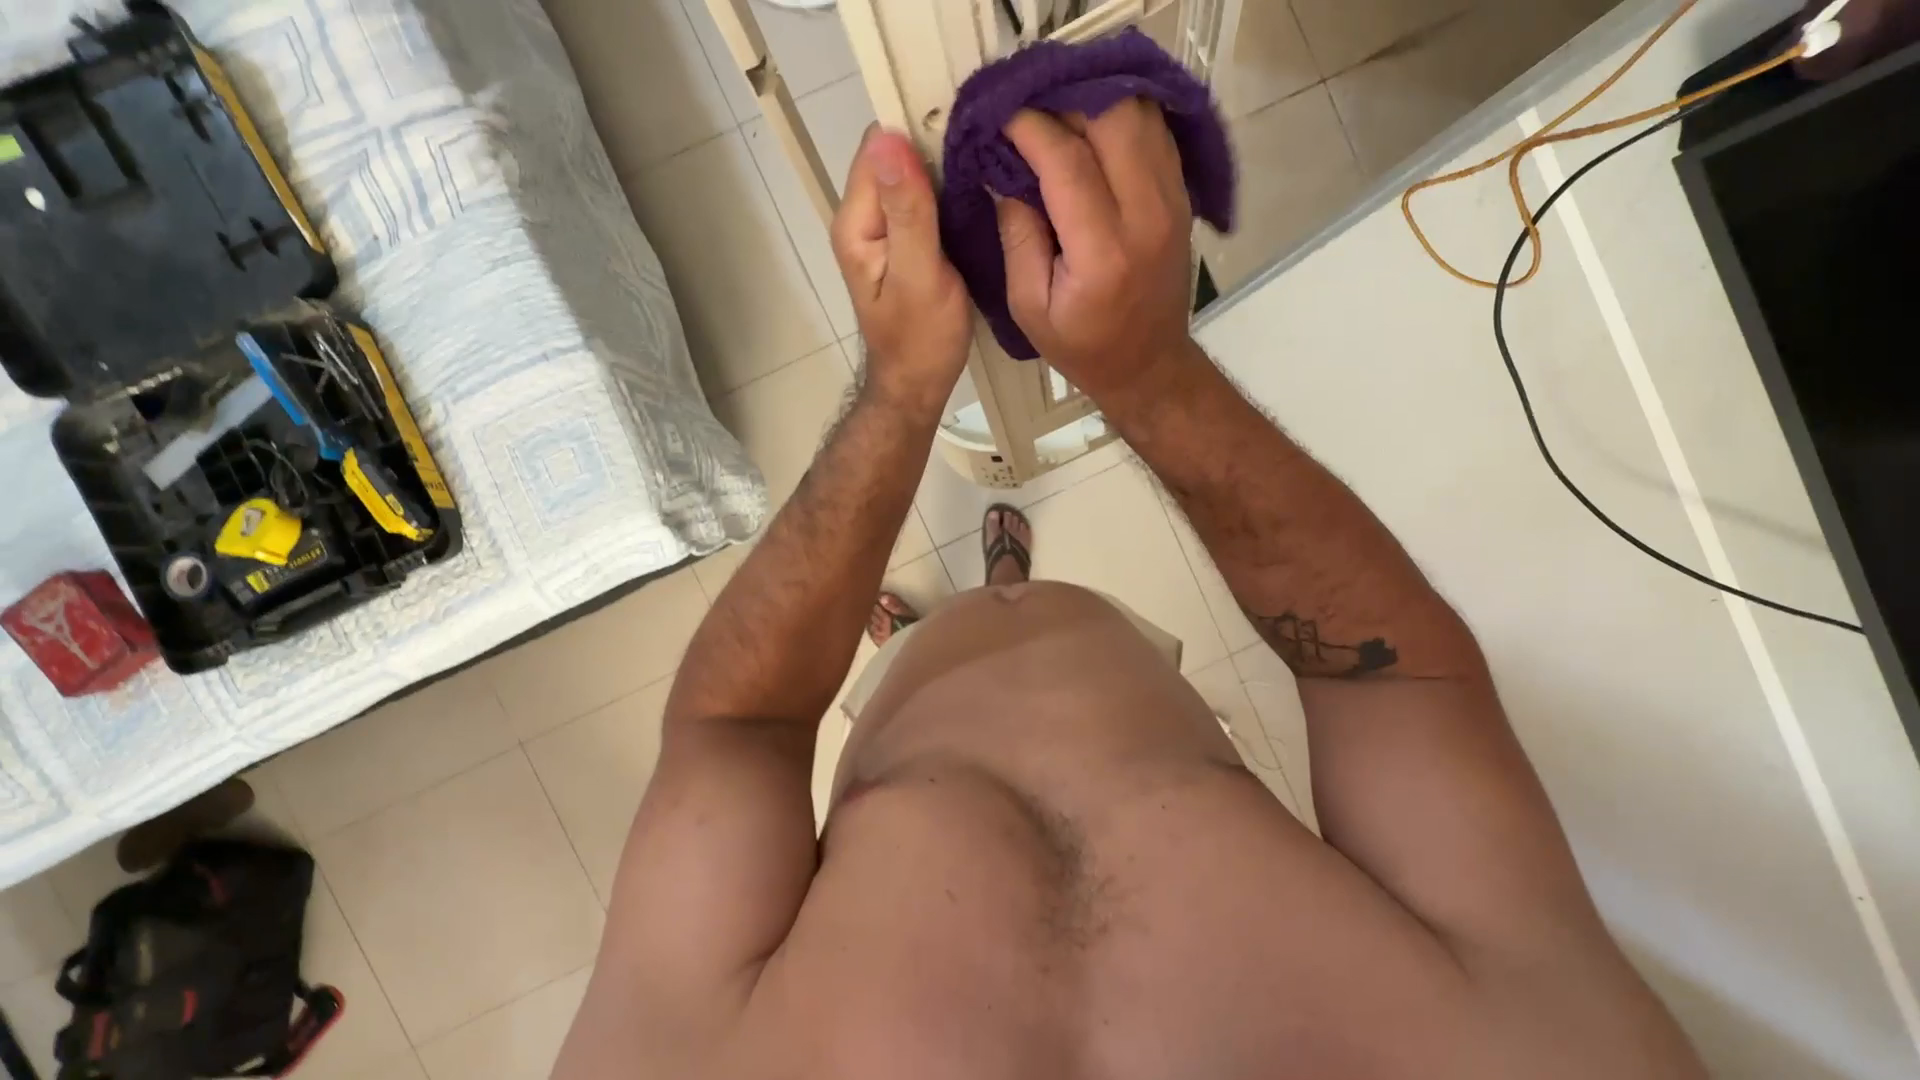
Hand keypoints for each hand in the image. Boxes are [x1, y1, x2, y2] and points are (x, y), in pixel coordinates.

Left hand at [832, 126, 972, 413]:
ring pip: (912, 176)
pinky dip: (948, 195)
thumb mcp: (919, 274)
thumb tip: (889, 139)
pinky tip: (976, 199)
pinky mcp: (904, 240)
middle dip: (936, 151)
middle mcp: (862, 218)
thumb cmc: (921, 339)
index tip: (967, 139)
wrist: (918, 385)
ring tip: (986, 174)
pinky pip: (924, 200)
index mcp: (856, 222)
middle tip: (986, 159)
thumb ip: (908, 210)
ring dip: (946, 171)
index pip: (880, 146)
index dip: (920, 134)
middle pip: (896, 156)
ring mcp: (883, 229)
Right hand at [997, 101, 1200, 404]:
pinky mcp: (1181, 197)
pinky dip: (1121, 116)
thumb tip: (1004, 171)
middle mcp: (1147, 217)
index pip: (1066, 161)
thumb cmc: (1082, 346)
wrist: (1147, 365)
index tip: (999, 116)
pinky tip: (1091, 128)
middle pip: (1112, 119)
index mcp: (1103, 253)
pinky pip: (1155, 131)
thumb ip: (1017, 235)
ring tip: (1057, 115)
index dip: (1028, 127)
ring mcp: (1172, 202)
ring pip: (1140, 114)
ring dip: (1095, 102)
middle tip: (1030, 112)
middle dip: (1064, 103)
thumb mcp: (1029, 306)